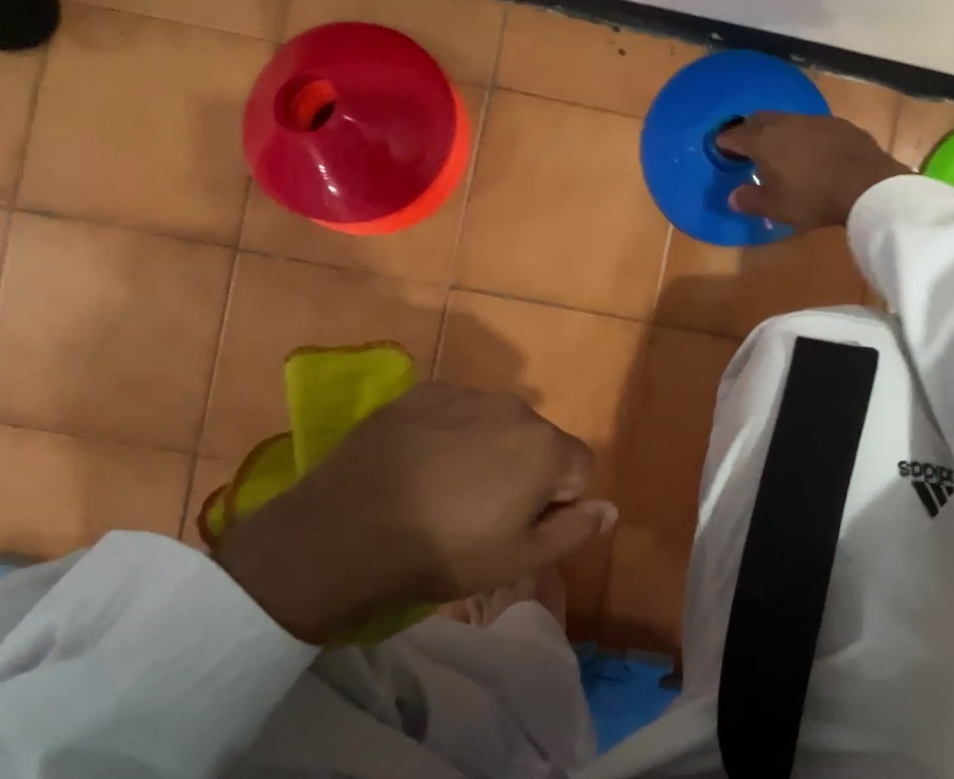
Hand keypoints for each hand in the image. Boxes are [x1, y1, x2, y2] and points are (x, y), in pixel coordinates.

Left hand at [216, 382, 613, 642]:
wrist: (342, 533)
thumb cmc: (442, 552)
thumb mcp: (517, 560)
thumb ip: (574, 530)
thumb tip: (611, 507)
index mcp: (546, 447)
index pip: (578, 469)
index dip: (553, 504)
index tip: (515, 528)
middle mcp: (515, 408)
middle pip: (538, 443)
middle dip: (522, 472)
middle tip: (479, 513)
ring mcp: (465, 395)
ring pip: (496, 425)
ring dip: (486, 451)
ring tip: (443, 490)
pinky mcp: (422, 393)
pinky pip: (455, 412)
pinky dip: (448, 434)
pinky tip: (418, 467)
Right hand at [715, 111, 910, 229]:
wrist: (867, 184)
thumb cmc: (813, 197)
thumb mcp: (777, 207)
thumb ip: (751, 200)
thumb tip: (732, 197)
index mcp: (763, 140)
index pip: (735, 135)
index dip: (725, 142)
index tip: (721, 147)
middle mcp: (785, 122)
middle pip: (759, 120)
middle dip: (749, 130)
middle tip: (747, 144)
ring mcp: (814, 119)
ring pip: (787, 120)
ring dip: (779, 131)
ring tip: (780, 148)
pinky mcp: (839, 124)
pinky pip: (812, 126)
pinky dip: (805, 135)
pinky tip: (812, 150)